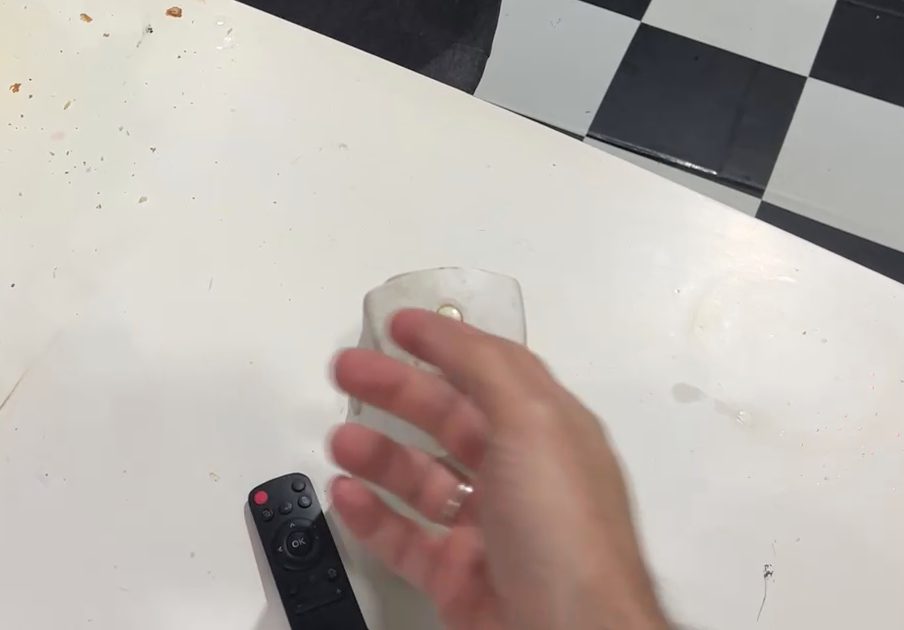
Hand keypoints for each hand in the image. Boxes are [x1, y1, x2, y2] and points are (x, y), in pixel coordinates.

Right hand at [328, 310, 667, 629]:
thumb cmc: (564, 534)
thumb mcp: (533, 424)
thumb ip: (484, 366)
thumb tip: (443, 327)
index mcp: (547, 434)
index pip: (490, 369)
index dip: (444, 342)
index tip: (398, 325)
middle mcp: (519, 476)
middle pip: (446, 416)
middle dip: (394, 388)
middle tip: (346, 369)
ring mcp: (488, 530)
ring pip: (420, 478)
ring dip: (376, 453)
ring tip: (339, 441)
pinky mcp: (459, 578)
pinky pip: (404, 538)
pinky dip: (371, 515)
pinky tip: (346, 495)